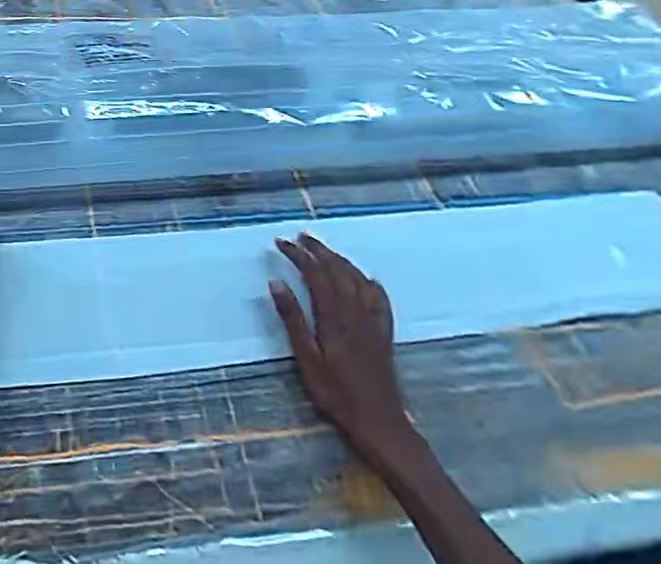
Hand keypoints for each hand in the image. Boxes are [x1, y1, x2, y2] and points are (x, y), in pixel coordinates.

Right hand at [269, 234, 414, 459]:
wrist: (380, 423)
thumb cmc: (335, 393)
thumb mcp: (306, 358)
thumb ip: (292, 319)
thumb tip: (276, 282)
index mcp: (334, 318)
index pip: (315, 275)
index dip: (298, 255)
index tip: (280, 243)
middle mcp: (356, 315)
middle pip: (339, 271)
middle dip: (319, 250)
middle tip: (300, 236)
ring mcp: (373, 324)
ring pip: (359, 280)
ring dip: (341, 260)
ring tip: (324, 249)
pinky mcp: (384, 335)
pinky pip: (379, 299)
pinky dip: (369, 282)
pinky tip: (365, 278)